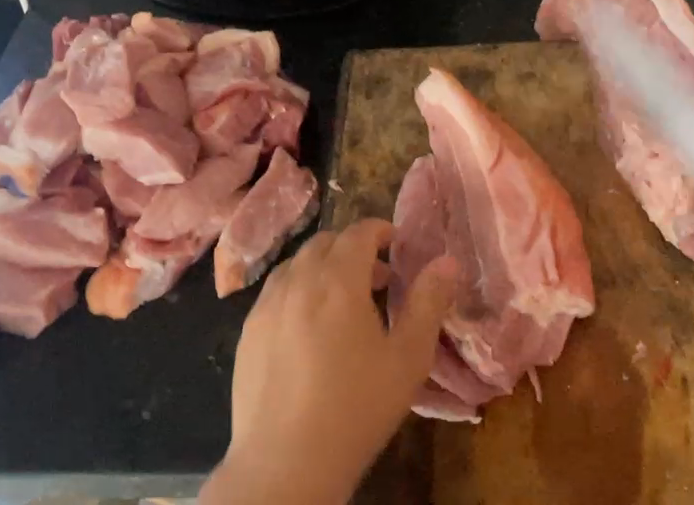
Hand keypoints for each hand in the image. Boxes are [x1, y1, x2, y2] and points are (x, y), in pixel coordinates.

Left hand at [201, 218, 459, 504]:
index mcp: (339, 281)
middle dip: (352, 248)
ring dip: (322, 267)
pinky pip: (274, 292)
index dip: (380, 230)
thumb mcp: (408, 358)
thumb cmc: (357, 408)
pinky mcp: (247, 333)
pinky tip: (307, 328)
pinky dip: (296, 290)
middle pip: (324, 243)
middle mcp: (298, 282)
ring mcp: (266, 306)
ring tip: (341, 301)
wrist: (287, 462)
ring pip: (295, 264)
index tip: (396, 246)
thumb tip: (447, 261)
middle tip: (376, 278)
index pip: (358, 233)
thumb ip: (429, 303)